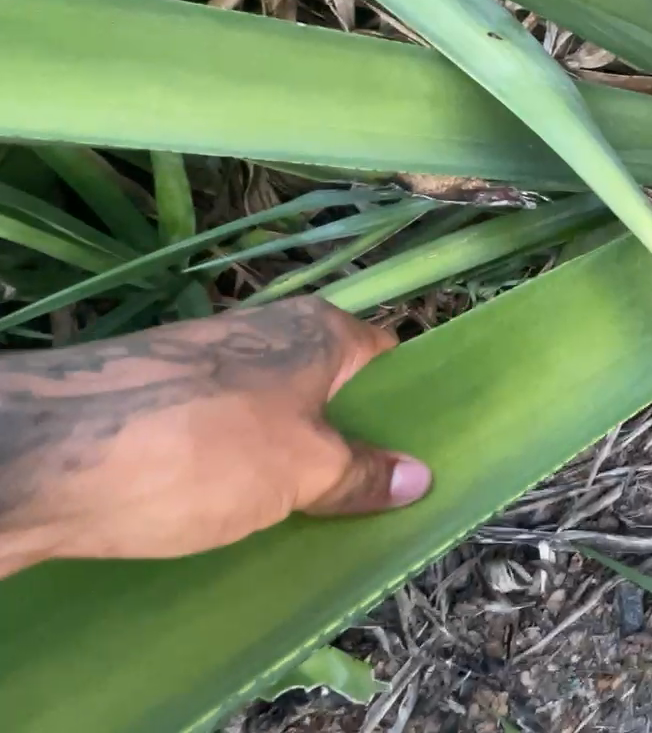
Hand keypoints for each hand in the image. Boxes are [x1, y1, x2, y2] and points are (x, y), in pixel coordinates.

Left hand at [0, 297, 429, 575]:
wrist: (16, 459)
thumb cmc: (199, 446)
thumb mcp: (303, 470)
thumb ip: (364, 474)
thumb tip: (419, 479)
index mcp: (320, 331)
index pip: (388, 361)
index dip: (407, 405)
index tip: (416, 450)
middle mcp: (265, 335)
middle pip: (327, 392)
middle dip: (344, 442)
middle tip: (366, 492)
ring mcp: (196, 367)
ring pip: (266, 418)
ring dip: (282, 461)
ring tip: (299, 511)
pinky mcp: (139, 404)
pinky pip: (207, 438)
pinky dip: (223, 471)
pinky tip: (224, 512)